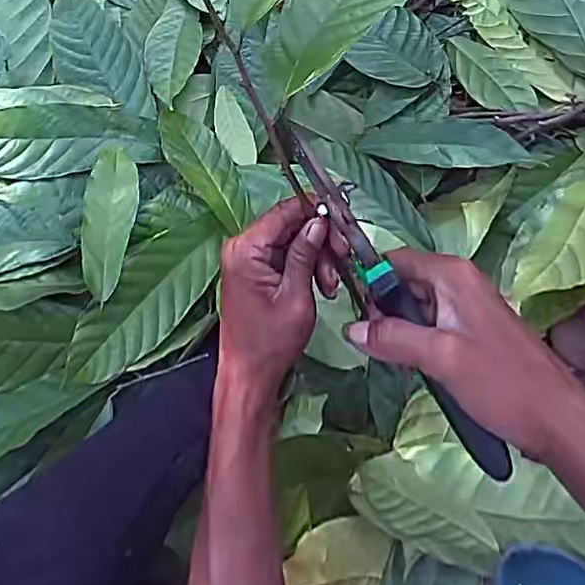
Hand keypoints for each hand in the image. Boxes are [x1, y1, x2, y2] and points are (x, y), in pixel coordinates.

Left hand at [215, 197, 340, 393]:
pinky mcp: (254, 269)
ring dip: (317, 256)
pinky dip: (306, 265)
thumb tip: (319, 221)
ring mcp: (247, 258)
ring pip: (292, 239)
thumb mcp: (295, 296)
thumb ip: (305, 254)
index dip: (315, 208)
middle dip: (320, 240)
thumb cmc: (270, 343)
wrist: (249, 377)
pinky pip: (285, 254)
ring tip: (329, 284)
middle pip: (290, 224)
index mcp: (246, 249)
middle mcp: (242, 247)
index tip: (342, 215)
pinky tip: (321, 285)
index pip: (284, 211)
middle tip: (342, 258)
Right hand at [344, 249, 584, 462]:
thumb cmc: (502, 382)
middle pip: (406, 282)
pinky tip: (413, 366)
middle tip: (368, 341)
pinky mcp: (474, 331)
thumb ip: (393, 338)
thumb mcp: (440, 358)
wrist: (559, 420)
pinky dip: (419, 341)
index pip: (397, 259)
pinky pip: (434, 325)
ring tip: (388, 357)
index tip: (351, 307)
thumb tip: (351, 328)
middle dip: (383, 308)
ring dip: (400, 329)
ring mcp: (469, 307)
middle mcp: (460, 281)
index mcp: (453, 274)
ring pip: (418, 306)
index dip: (371, 278)